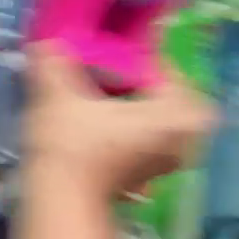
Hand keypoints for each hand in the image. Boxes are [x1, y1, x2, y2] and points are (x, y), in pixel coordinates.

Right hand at [24, 43, 213, 199]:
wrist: (62, 195)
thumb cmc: (71, 142)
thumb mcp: (57, 94)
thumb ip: (54, 63)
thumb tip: (48, 43)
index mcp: (180, 113)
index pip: (163, 70)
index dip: (130, 56)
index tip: (101, 49)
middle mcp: (190, 137)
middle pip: (164, 96)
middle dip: (136, 83)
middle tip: (103, 73)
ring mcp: (172, 159)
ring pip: (155, 118)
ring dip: (129, 104)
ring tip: (94, 96)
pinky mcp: (151, 172)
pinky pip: (146, 136)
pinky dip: (125, 125)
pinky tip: (94, 121)